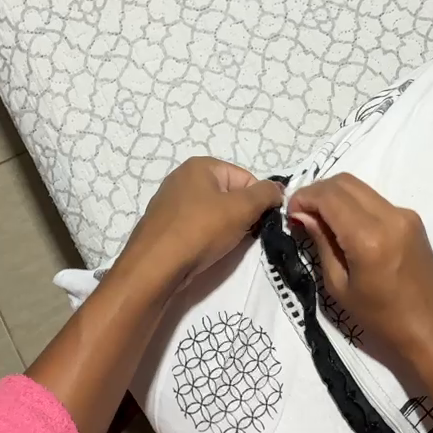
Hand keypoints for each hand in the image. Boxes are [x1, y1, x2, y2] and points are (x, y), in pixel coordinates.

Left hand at [119, 157, 284, 289]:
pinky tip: (204, 251)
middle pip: (229, 195)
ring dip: (224, 229)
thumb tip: (277, 190)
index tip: (259, 223)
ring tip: (222, 246)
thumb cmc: (200, 230)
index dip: (258, 202)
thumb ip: (265, 195)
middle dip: (240, 216)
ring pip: (212, 213)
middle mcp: (182, 178)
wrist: (155, 267)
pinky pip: (195, 228)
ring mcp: (169, 203)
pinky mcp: (163, 226)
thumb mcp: (241, 209)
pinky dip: (205, 238)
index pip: (246, 179)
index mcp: (200, 166)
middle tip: (242, 236)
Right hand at [286, 173, 432, 359]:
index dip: (304, 197)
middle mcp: (389, 217)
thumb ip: (320, 242)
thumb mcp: (338, 286)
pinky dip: (353, 204)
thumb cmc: (380, 317)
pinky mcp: (412, 218)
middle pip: (344, 182)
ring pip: (360, 187)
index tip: (291, 214)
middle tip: (302, 214)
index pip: (329, 196)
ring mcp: (404, 214)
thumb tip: (302, 214)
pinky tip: (345, 227)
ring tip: (321, 221)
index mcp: (368, 238)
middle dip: (317, 192)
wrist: (430, 327)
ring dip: (335, 196)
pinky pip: (374, 200)